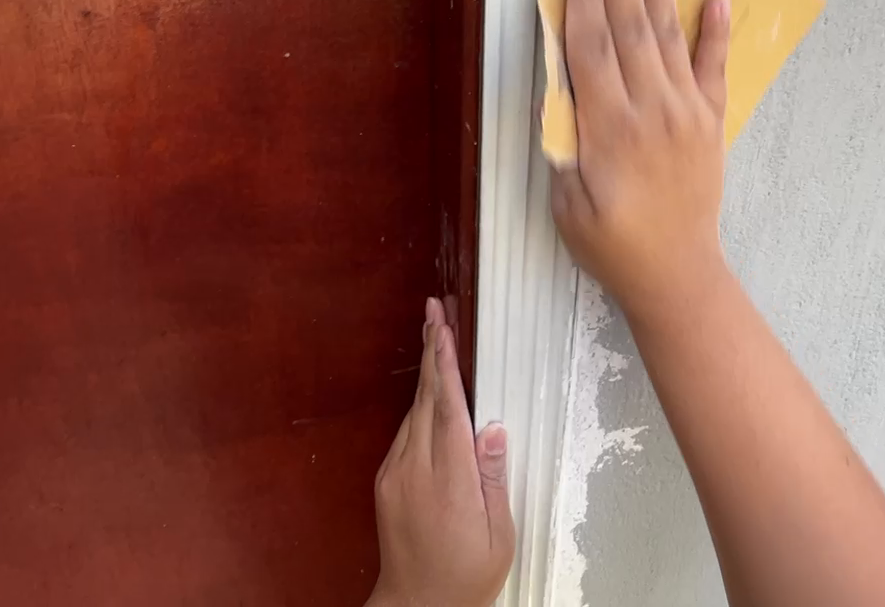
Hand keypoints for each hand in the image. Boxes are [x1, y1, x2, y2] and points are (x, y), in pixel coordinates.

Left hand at [367, 298, 513, 606]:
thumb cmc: (466, 575)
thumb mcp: (497, 535)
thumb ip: (493, 476)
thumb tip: (493, 428)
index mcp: (449, 480)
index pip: (448, 407)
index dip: (445, 363)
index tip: (443, 327)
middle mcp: (415, 469)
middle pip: (426, 397)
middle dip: (431, 348)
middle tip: (434, 309)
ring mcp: (395, 472)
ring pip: (414, 410)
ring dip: (426, 370)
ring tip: (436, 333)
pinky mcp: (386, 479)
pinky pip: (406, 430)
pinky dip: (421, 402)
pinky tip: (431, 388)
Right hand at [550, 0, 731, 319]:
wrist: (677, 273)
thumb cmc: (610, 242)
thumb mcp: (567, 200)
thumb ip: (564, 139)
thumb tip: (561, 85)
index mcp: (608, 126)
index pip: (591, 44)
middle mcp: (651, 107)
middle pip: (629, 24)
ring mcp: (687, 110)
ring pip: (666, 34)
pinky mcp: (710, 119)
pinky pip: (714, 67)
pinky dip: (716, 30)